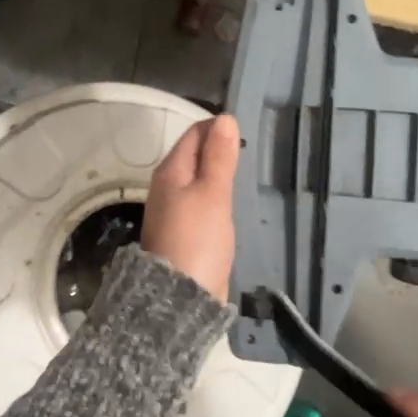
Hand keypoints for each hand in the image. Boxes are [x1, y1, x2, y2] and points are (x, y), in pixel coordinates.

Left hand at [140, 115, 239, 300]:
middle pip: (194, 156)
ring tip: (244, 171)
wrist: (178, 298)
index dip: (218, 127)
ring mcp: (173, 211)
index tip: (246, 129)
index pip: (194, 134)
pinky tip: (231, 203)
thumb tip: (223, 118)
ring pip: (197, 180)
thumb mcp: (213, 194)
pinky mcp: (183, 233)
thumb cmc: (197, 240)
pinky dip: (216, 196)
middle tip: (250, 148)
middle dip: (218, 148)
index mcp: (170, 171)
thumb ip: (218, 157)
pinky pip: (201, 203)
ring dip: (217, 173)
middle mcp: (167, 187)